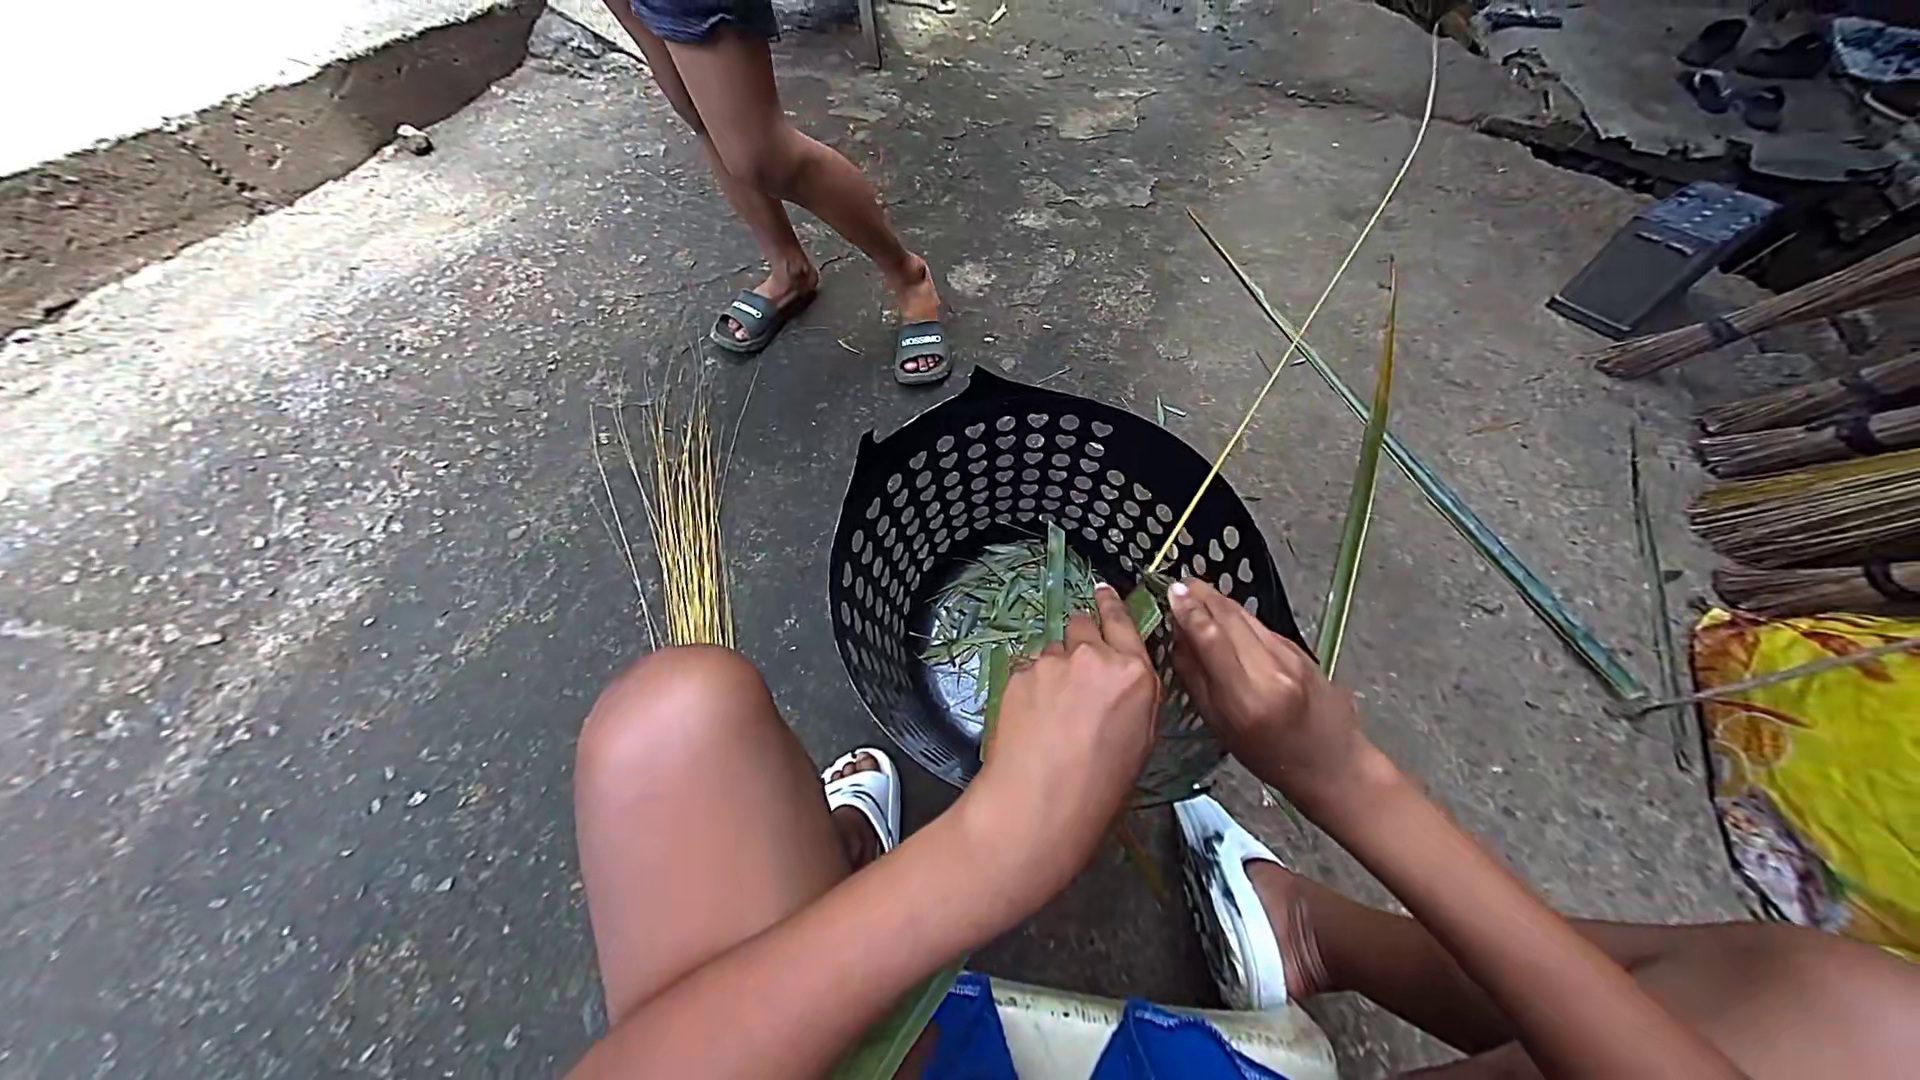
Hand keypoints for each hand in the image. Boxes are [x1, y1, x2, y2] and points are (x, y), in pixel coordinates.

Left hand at [957, 583, 1159, 913]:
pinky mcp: (1019, 672)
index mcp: (1134, 673)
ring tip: (1050, 707)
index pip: (1122, 622)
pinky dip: (1030, 683)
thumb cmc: (1101, 784)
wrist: (1040, 800)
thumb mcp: (1140, 738)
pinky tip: (1030, 715)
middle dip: (1079, 639)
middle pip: (1083, 625)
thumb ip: (1133, 695)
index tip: (1104, 591)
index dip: (1111, 605)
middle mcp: (1093, 657)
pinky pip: (1027, 668)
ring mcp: (1052, 662)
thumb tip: (1121, 679)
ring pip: (1052, 649)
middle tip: (1075, 668)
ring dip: (1053, 666)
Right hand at [1167, 579, 1382, 809]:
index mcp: (1245, 697)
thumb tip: (1177, 637)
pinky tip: (1223, 615)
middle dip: (1202, 595)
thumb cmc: (1269, 756)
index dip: (1189, 610)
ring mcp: (1291, 657)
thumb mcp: (1219, 725)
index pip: (1211, 638)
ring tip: (1196, 591)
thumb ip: (1195, 678)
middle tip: (1179, 584)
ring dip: (1218, 600)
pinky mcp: (1301, 651)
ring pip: (1246, 616)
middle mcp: (1271, 671)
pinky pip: (1260, 626)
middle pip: (1230, 617)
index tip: (1172, 590)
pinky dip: (1237, 616)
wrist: (1334, 765)